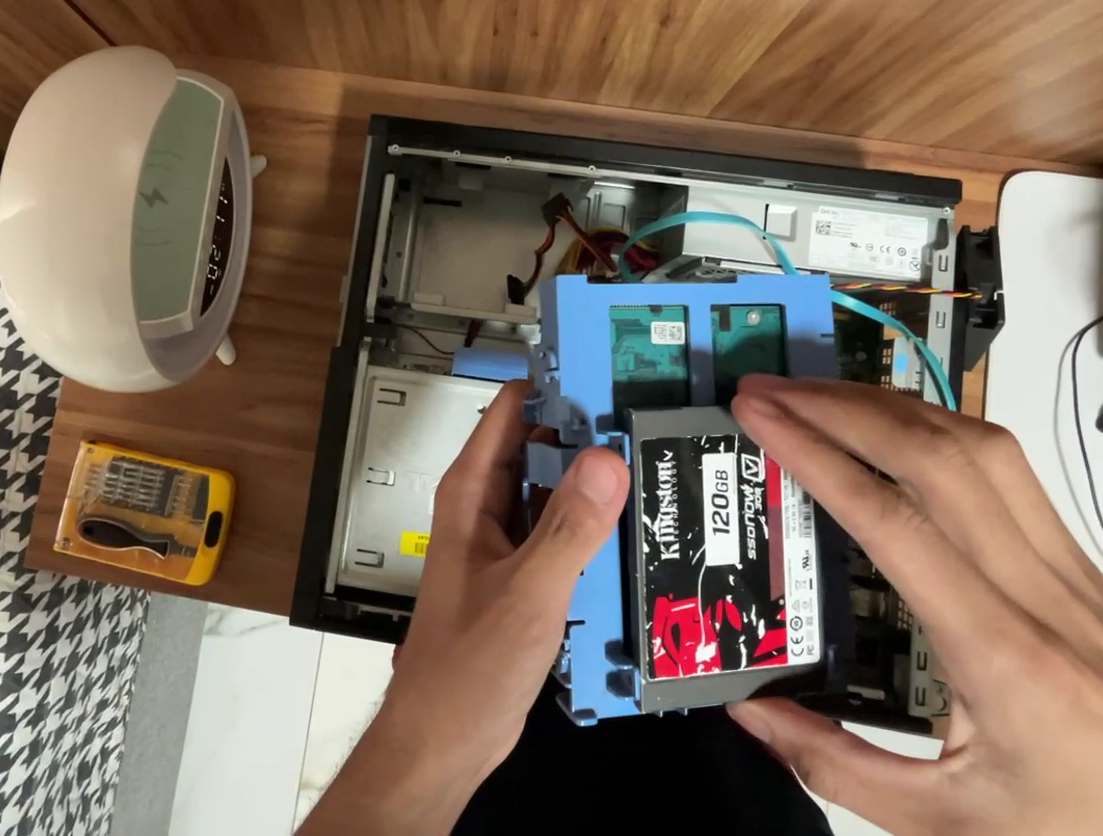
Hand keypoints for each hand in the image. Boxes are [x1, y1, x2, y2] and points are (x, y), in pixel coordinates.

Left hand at [300, 380, 628, 834]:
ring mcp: (505, 538)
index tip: (611, 365)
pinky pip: (560, 529)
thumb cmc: (469, 663)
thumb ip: (568, 529)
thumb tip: (607, 457)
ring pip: (553, 488)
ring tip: (658, 456)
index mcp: (471, 492)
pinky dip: (591, 520)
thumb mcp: (527, 593)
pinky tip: (636, 523)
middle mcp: (486, 504)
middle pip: (539, 443)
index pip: (511, 409)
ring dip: (593, 475)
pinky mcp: (523, 570)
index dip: (555, 382)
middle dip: (587, 427)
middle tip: (655, 412)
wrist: (445, 737)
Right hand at [727, 374, 1102, 834]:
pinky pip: (1007, 471)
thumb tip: (745, 712)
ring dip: (890, 405)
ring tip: (818, 393)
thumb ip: (837, 767)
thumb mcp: (957, 829)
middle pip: (936, 456)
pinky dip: (936, 428)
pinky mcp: (1085, 567)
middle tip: (769, 387)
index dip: (814, 453)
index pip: (891, 519)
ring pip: (980, 446)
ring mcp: (1071, 569)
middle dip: (841, 406)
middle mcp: (1039, 589)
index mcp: (1000, 652)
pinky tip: (897, 432)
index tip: (758, 413)